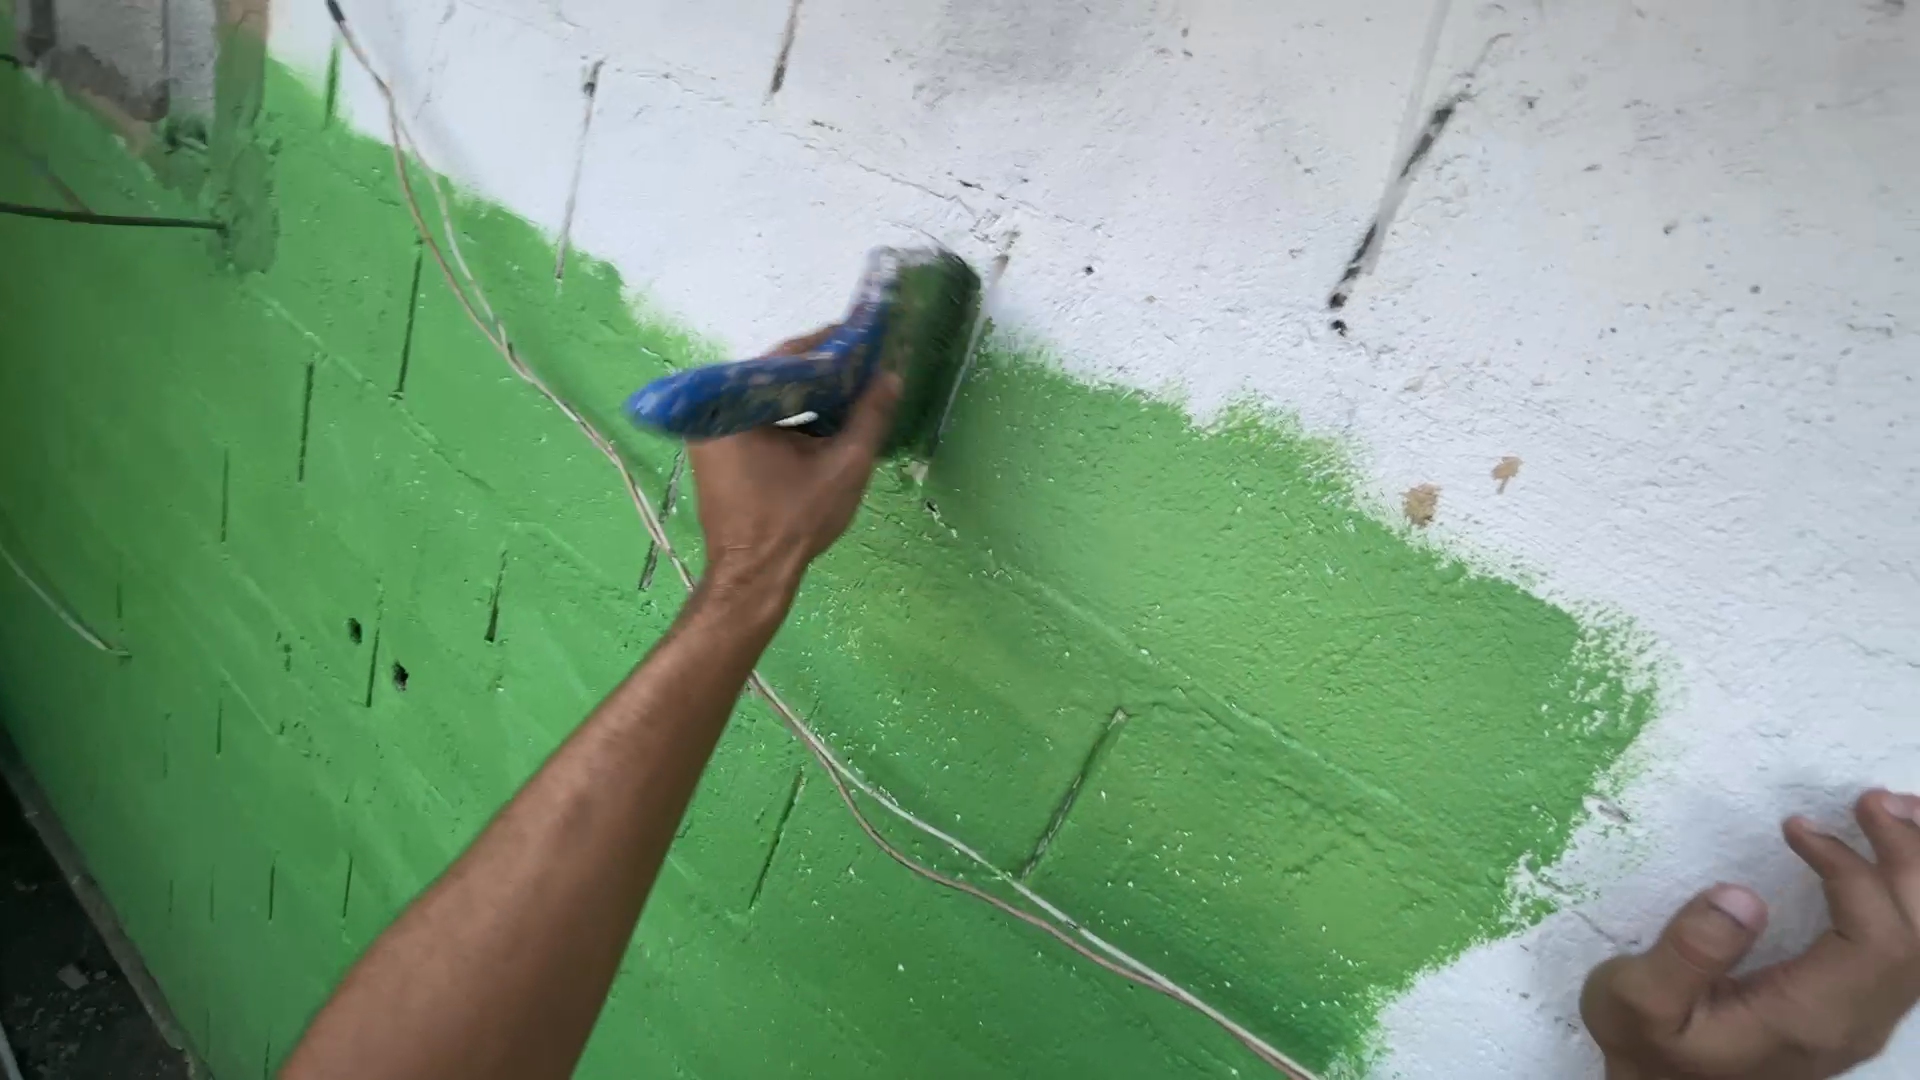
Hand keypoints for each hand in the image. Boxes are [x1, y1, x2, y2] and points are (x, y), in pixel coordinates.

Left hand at [685, 328, 901, 603]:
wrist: (754, 576)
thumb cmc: (795, 521)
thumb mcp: (843, 466)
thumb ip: (869, 417)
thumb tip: (891, 377)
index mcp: (734, 408)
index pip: (785, 359)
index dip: (827, 345)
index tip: (860, 336)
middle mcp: (713, 413)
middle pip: (772, 376)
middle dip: (817, 369)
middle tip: (858, 364)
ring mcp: (711, 434)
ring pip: (764, 398)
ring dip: (803, 393)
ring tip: (845, 388)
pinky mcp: (717, 453)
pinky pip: (755, 419)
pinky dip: (787, 416)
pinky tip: (820, 419)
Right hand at [1581, 790, 1919, 1079]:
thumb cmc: (1643, 1042)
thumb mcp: (1637, 997)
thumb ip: (1688, 949)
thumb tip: (1740, 893)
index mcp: (1812, 1014)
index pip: (1877, 940)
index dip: (1853, 874)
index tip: (1796, 825)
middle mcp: (1856, 1018)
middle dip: (1912, 863)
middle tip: (1879, 798)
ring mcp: (1858, 1017)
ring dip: (1919, 878)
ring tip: (1898, 816)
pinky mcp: (1845, 1008)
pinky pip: (1905, 952)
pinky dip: (1905, 902)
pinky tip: (1885, 871)